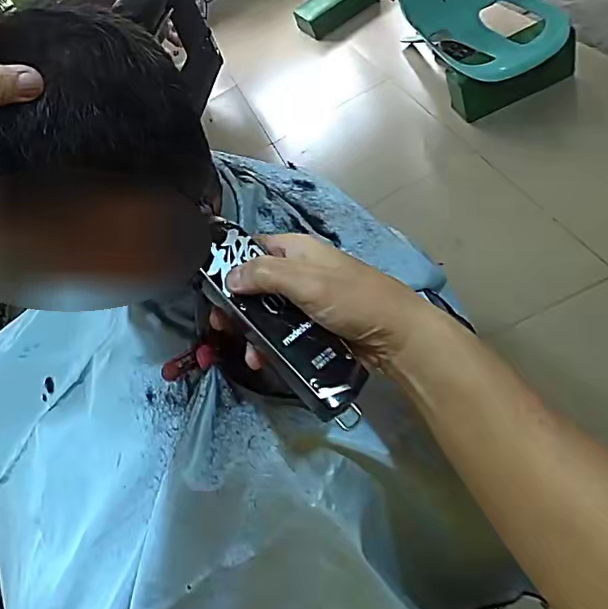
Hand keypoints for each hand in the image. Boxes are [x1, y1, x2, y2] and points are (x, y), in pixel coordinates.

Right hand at [215, 234, 453, 372]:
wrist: (396, 335)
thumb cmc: (352, 299)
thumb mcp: (306, 282)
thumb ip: (266, 274)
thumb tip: (229, 276)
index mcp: (298, 250)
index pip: (254, 248)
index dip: (230, 264)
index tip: (212, 290)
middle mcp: (300, 271)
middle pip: (256, 284)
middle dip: (238, 307)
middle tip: (222, 328)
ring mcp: (307, 300)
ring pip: (267, 313)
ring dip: (253, 331)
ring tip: (249, 353)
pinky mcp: (314, 326)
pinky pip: (283, 333)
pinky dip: (271, 345)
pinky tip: (264, 360)